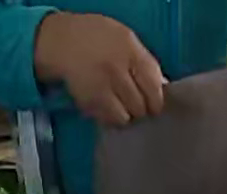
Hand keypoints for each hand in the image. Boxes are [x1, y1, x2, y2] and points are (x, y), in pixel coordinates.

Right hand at [33, 12, 166, 126]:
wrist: (65, 44)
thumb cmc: (99, 41)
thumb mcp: (125, 40)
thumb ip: (143, 62)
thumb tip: (161, 87)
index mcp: (130, 50)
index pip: (153, 83)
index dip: (157, 100)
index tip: (155, 106)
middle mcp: (118, 69)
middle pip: (140, 104)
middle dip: (141, 110)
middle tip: (137, 108)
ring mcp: (103, 88)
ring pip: (126, 117)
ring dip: (126, 116)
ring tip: (121, 108)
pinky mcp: (91, 103)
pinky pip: (109, 120)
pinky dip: (112, 119)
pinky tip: (108, 110)